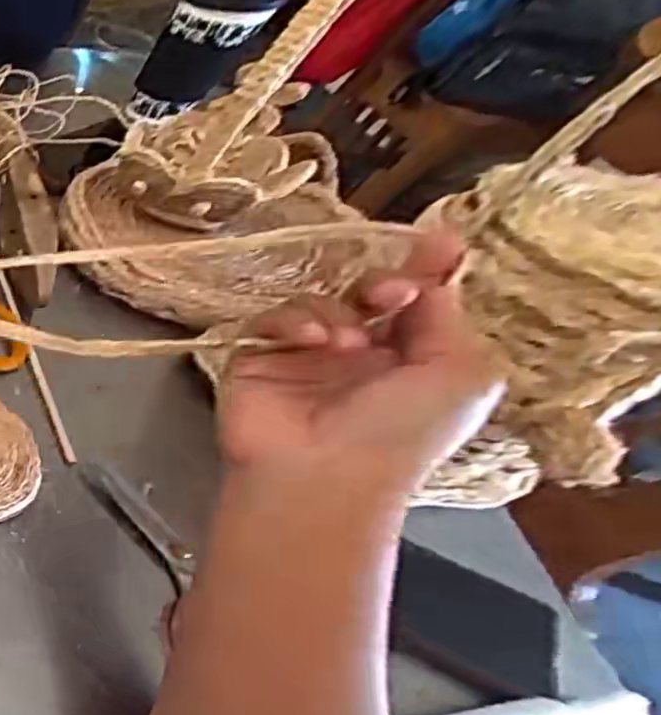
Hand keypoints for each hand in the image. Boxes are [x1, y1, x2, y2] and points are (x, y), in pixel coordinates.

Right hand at [219, 232, 502, 494]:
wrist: (322, 471)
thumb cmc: (402, 430)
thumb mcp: (460, 373)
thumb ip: (445, 317)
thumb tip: (427, 275)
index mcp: (408, 354)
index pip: (413, 299)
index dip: (422, 268)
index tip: (436, 244)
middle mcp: (354, 350)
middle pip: (361, 290)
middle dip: (379, 282)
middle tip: (385, 296)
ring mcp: (300, 354)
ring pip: (313, 300)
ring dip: (335, 314)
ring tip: (342, 345)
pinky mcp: (254, 360)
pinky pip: (266, 321)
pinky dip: (289, 321)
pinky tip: (308, 341)